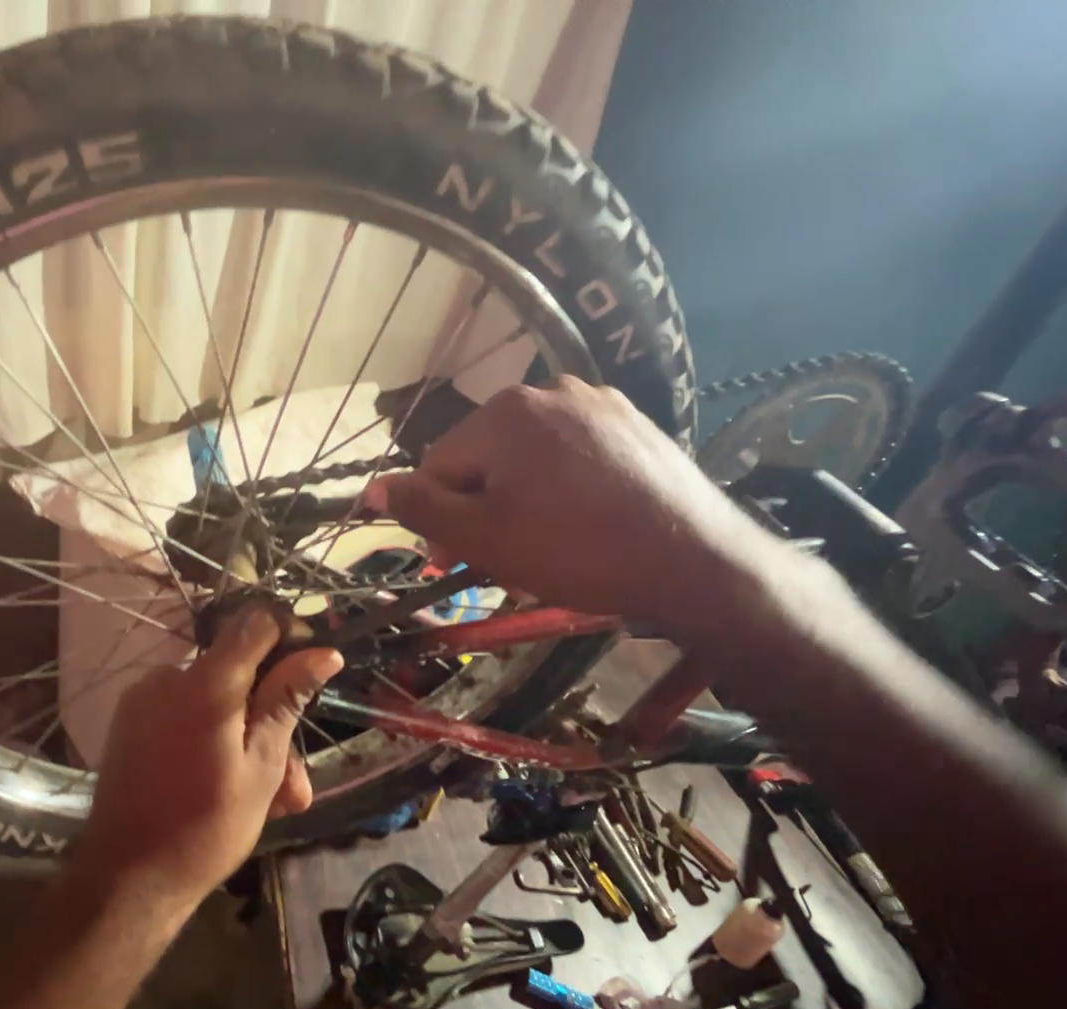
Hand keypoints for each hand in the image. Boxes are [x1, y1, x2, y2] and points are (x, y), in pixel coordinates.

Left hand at [72, 605, 342, 906]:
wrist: (125, 879)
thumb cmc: (206, 829)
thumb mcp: (263, 766)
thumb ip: (288, 700)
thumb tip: (325, 652)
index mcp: (207, 683)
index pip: (255, 622)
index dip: (288, 634)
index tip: (309, 670)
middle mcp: (170, 676)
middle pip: (237, 670)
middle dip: (271, 715)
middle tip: (294, 777)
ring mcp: (144, 697)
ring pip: (215, 698)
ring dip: (245, 736)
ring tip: (270, 797)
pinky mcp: (130, 719)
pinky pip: (186, 712)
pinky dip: (212, 738)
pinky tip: (228, 784)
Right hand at [364, 377, 785, 631]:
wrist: (695, 562)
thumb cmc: (575, 551)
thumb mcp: (482, 536)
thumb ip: (421, 507)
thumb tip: (371, 487)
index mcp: (504, 411)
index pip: (439, 464)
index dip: (437, 517)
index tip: (451, 561)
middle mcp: (550, 389)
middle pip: (486, 456)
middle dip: (482, 506)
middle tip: (502, 558)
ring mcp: (599, 402)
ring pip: (530, 456)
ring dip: (521, 498)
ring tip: (546, 544)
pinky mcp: (634, 423)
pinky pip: (574, 453)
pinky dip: (564, 486)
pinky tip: (585, 522)